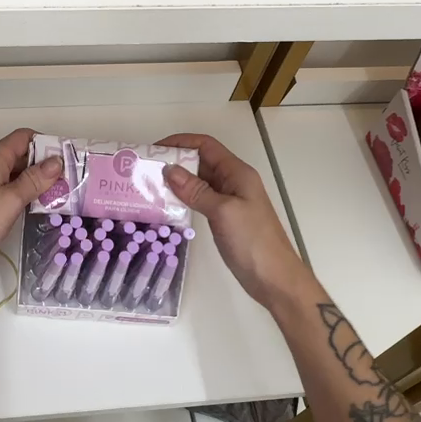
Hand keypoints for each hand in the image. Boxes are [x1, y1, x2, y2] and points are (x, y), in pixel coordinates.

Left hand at [0, 128, 63, 279]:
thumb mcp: (11, 200)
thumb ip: (35, 180)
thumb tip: (57, 161)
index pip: (24, 137)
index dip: (46, 143)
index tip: (67, 158)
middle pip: (20, 154)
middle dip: (45, 163)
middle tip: (69, 179)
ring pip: (15, 172)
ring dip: (35, 180)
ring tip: (60, 194)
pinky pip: (7, 187)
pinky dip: (23, 192)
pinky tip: (37, 206)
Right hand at [157, 134, 312, 312]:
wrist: (275, 279)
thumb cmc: (253, 241)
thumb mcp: (223, 211)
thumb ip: (196, 190)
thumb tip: (168, 170)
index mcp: (237, 173)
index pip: (205, 145)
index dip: (180, 142)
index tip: (153, 150)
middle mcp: (232, 182)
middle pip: (200, 161)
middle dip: (174, 161)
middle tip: (145, 170)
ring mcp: (228, 201)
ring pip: (198, 181)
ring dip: (176, 181)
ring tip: (149, 187)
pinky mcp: (223, 218)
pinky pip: (200, 200)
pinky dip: (183, 199)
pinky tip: (165, 206)